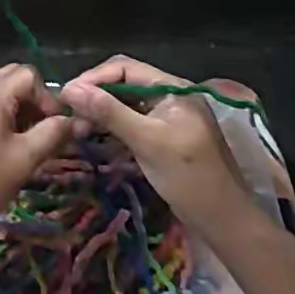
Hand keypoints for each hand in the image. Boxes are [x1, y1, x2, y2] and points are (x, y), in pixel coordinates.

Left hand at [0, 63, 75, 243]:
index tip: (55, 129)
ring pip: (1, 92)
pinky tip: (8, 147)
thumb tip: (74, 121)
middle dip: (35, 101)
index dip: (49, 98)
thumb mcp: (24, 158)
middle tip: (43, 132)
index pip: (30, 74)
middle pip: (14, 78)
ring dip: (21, 110)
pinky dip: (4, 117)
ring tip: (29, 144)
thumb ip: (52, 134)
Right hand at [59, 55, 253, 231]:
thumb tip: (69, 89)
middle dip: (94, 96)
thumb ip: (109, 112)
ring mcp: (168, 117)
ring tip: (78, 130)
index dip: (93, 78)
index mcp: (173, 89)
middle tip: (70, 116)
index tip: (67, 95)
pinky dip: (112, 127)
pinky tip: (94, 137)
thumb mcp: (146, 142)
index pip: (125, 68)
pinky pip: (131, 121)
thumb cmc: (190, 179)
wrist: (227, 225)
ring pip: (125, 103)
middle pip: (123, 83)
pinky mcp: (164, 136)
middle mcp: (170, 96)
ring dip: (100, 113)